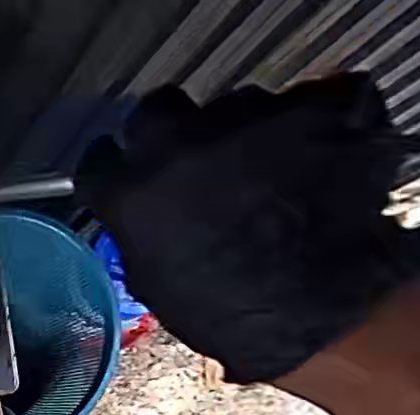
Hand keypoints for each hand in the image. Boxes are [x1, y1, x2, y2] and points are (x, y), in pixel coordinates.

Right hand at [75, 73, 419, 382]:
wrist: (315, 305)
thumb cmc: (222, 308)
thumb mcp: (151, 275)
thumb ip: (139, 228)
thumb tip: (144, 210)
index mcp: (132, 196)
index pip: (98, 161)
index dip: (107, 165)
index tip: (114, 167)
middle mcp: (182, 147)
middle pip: (156, 110)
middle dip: (162, 130)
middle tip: (179, 158)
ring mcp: (253, 121)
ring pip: (232, 107)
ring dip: (235, 133)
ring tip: (253, 170)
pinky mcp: (322, 107)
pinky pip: (304, 101)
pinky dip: (303, 124)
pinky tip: (306, 159)